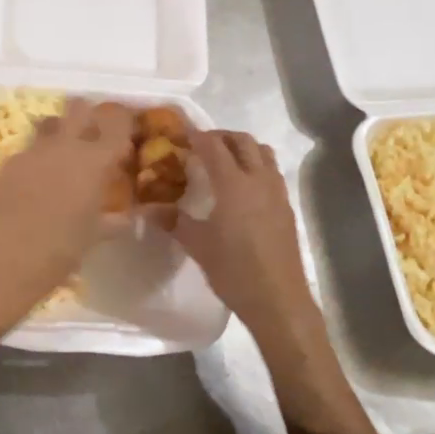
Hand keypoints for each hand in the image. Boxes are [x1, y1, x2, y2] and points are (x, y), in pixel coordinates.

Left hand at [0, 98, 133, 327]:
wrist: (12, 257)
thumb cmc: (64, 248)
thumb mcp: (98, 234)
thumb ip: (115, 218)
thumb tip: (126, 215)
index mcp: (96, 160)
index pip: (118, 122)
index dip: (124, 123)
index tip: (125, 135)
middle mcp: (65, 145)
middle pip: (79, 107)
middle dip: (88, 116)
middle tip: (92, 135)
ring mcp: (33, 150)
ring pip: (49, 123)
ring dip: (59, 132)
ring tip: (61, 154)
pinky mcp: (8, 162)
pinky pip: (27, 150)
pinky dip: (35, 159)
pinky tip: (34, 180)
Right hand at [171, 131, 318, 335]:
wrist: (277, 298)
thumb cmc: (233, 270)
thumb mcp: (197, 245)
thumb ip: (174, 222)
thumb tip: (148, 210)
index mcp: (234, 184)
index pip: (214, 146)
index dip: (197, 136)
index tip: (181, 135)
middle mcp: (258, 180)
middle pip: (243, 141)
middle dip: (221, 137)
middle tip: (201, 146)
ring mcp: (277, 192)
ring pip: (263, 154)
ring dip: (243, 148)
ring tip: (224, 162)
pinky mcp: (286, 207)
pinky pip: (272, 173)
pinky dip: (256, 167)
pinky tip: (242, 189)